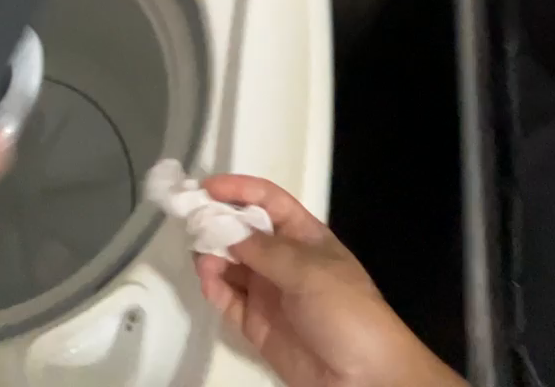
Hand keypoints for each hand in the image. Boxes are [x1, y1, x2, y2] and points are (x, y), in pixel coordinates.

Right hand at [194, 175, 463, 386]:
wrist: (364, 379)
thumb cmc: (346, 309)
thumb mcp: (309, 270)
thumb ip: (264, 249)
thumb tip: (226, 228)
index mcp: (303, 234)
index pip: (268, 200)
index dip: (240, 189)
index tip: (208, 186)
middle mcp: (282, 258)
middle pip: (243, 229)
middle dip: (217, 220)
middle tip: (190, 216)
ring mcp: (267, 290)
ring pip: (230, 262)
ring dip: (212, 252)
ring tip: (199, 251)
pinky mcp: (255, 323)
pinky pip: (227, 298)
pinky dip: (213, 285)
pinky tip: (207, 277)